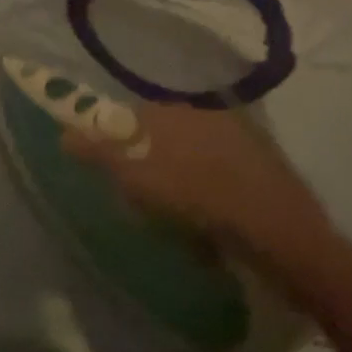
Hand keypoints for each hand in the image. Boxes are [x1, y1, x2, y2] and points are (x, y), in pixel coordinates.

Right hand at [63, 101, 332, 253]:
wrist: (289, 242)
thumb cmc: (202, 202)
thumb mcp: (138, 180)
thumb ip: (99, 152)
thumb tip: (62, 133)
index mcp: (177, 110)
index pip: (131, 116)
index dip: (117, 141)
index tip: (114, 171)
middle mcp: (210, 113)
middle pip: (163, 134)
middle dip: (149, 159)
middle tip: (142, 196)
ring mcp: (245, 138)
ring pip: (194, 153)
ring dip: (180, 175)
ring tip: (176, 214)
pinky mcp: (269, 166)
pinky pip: (223, 170)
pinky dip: (211, 187)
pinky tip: (211, 218)